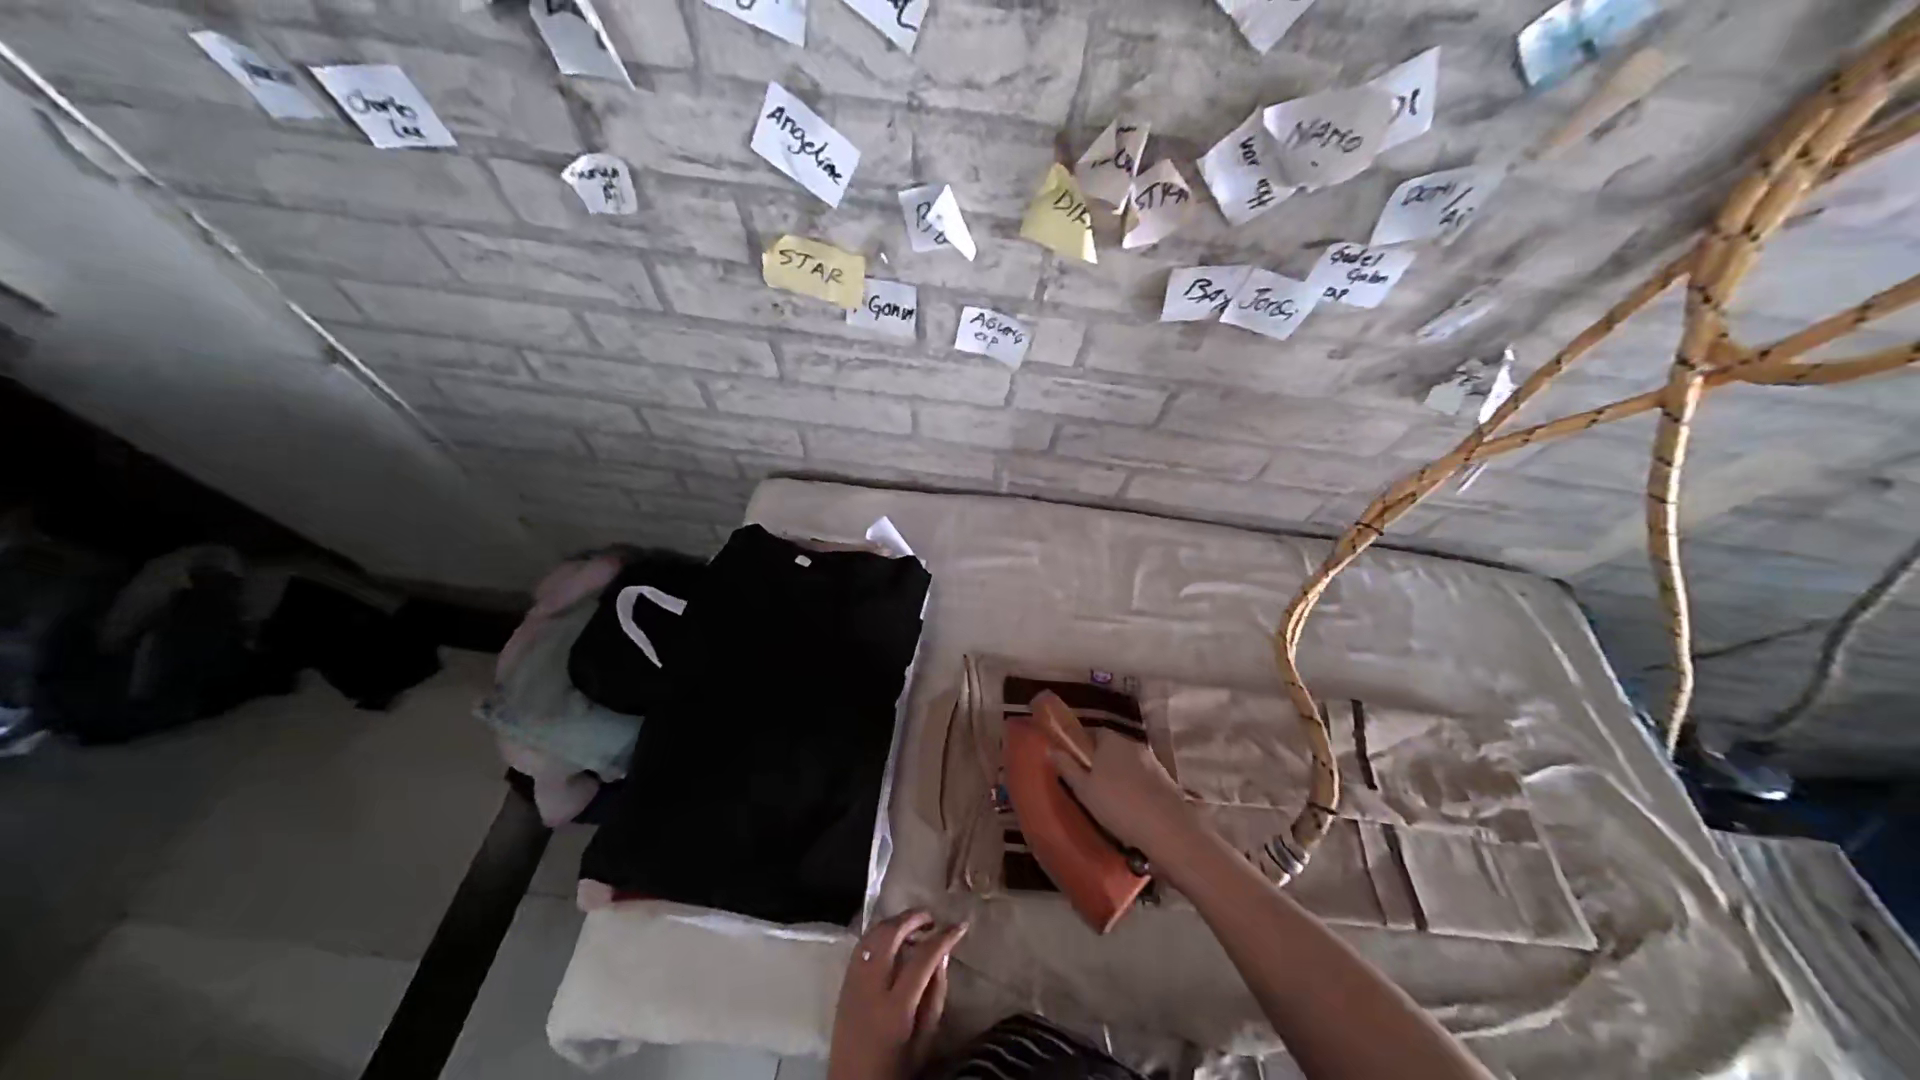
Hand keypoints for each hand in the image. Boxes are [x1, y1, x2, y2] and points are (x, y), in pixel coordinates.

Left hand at [827, 911, 967, 1079]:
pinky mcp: (844, 982)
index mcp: (895, 1008)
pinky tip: (892, 937)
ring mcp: (853, 982)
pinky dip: (879, 932)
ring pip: (873, 934)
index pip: (922, 959)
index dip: (943, 937)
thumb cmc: (894, 1069)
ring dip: (895, 921)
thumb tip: (942, 956)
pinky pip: (862, 945)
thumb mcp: (924, 1041)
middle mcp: (870, 988)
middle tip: (932, 918)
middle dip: (913, 918)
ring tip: (914, 925)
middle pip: (890, 935)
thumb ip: (934, 997)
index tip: (959, 926)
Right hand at [1049, 728, 1203, 861]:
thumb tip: (1052, 749)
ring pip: (1129, 764)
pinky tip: (1132, 808)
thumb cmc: (1117, 805)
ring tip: (1111, 800)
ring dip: (1119, 775)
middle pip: (1111, 747)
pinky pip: (1143, 778)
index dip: (1081, 746)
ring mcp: (1153, 761)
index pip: (1092, 732)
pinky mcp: (1167, 780)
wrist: (1167, 829)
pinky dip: (1136, 788)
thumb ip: (1067, 767)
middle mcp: (1133, 744)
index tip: (1074, 762)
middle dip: (1101, 761)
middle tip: (1089, 784)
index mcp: (1111, 740)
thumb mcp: (1083, 790)